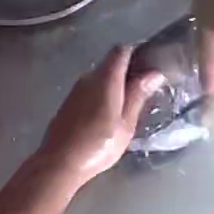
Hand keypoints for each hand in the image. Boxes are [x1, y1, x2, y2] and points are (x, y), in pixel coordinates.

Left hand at [34, 46, 163, 185]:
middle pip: (110, 63)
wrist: (59, 162)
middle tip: (144, 91)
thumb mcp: (125, 123)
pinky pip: (89, 90)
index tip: (150, 67)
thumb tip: (153, 73)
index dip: (137, 54)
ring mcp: (75, 90)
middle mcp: (87, 78)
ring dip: (113, 85)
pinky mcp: (67, 103)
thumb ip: (137, 95)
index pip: (121, 51)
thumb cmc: (99, 145)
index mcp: (105, 79)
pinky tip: (107, 115)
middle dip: (127, 72)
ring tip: (128, 105)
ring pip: (99, 78)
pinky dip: (100, 95)